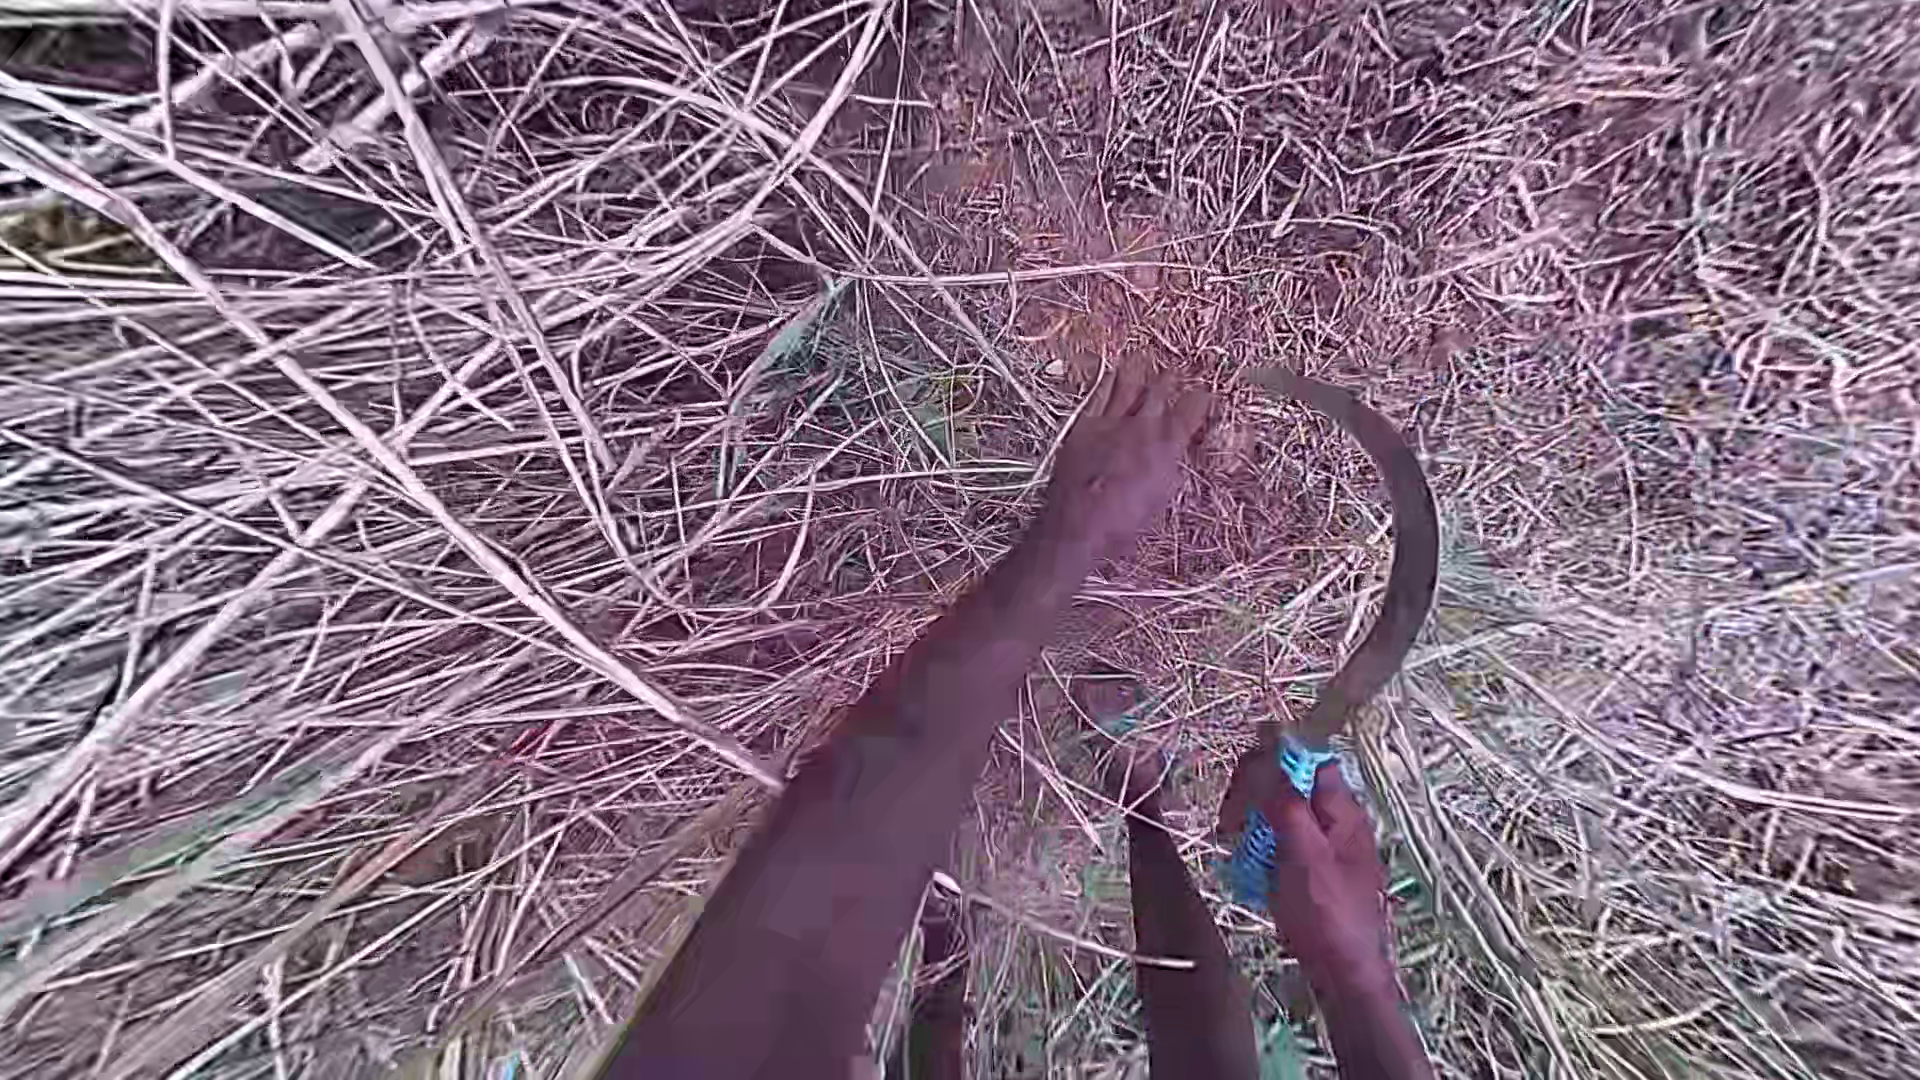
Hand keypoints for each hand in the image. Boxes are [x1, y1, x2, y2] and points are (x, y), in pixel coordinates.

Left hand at [1037, 365, 1208, 559]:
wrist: (1079, 523)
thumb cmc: (1122, 523)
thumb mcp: (1160, 498)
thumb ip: (1167, 469)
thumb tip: (1169, 460)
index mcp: (1167, 444)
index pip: (1192, 408)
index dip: (1200, 399)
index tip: (1203, 396)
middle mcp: (1141, 426)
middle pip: (1160, 391)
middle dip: (1169, 379)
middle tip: (1174, 370)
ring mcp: (1110, 422)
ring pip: (1127, 387)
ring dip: (1136, 372)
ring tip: (1140, 358)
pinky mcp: (1084, 426)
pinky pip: (1098, 396)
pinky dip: (1105, 383)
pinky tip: (1109, 376)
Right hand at [1226, 760, 1397, 1003]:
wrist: (1342, 978)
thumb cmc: (1327, 913)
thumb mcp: (1303, 851)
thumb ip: (1286, 797)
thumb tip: (1270, 743)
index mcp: (1340, 808)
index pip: (1306, 755)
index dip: (1273, 752)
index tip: (1242, 771)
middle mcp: (1330, 816)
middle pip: (1284, 776)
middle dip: (1252, 788)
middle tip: (1231, 816)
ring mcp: (1317, 838)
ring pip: (1272, 803)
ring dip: (1247, 813)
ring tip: (1232, 837)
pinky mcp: (1303, 859)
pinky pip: (1272, 831)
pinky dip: (1253, 836)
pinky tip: (1243, 855)